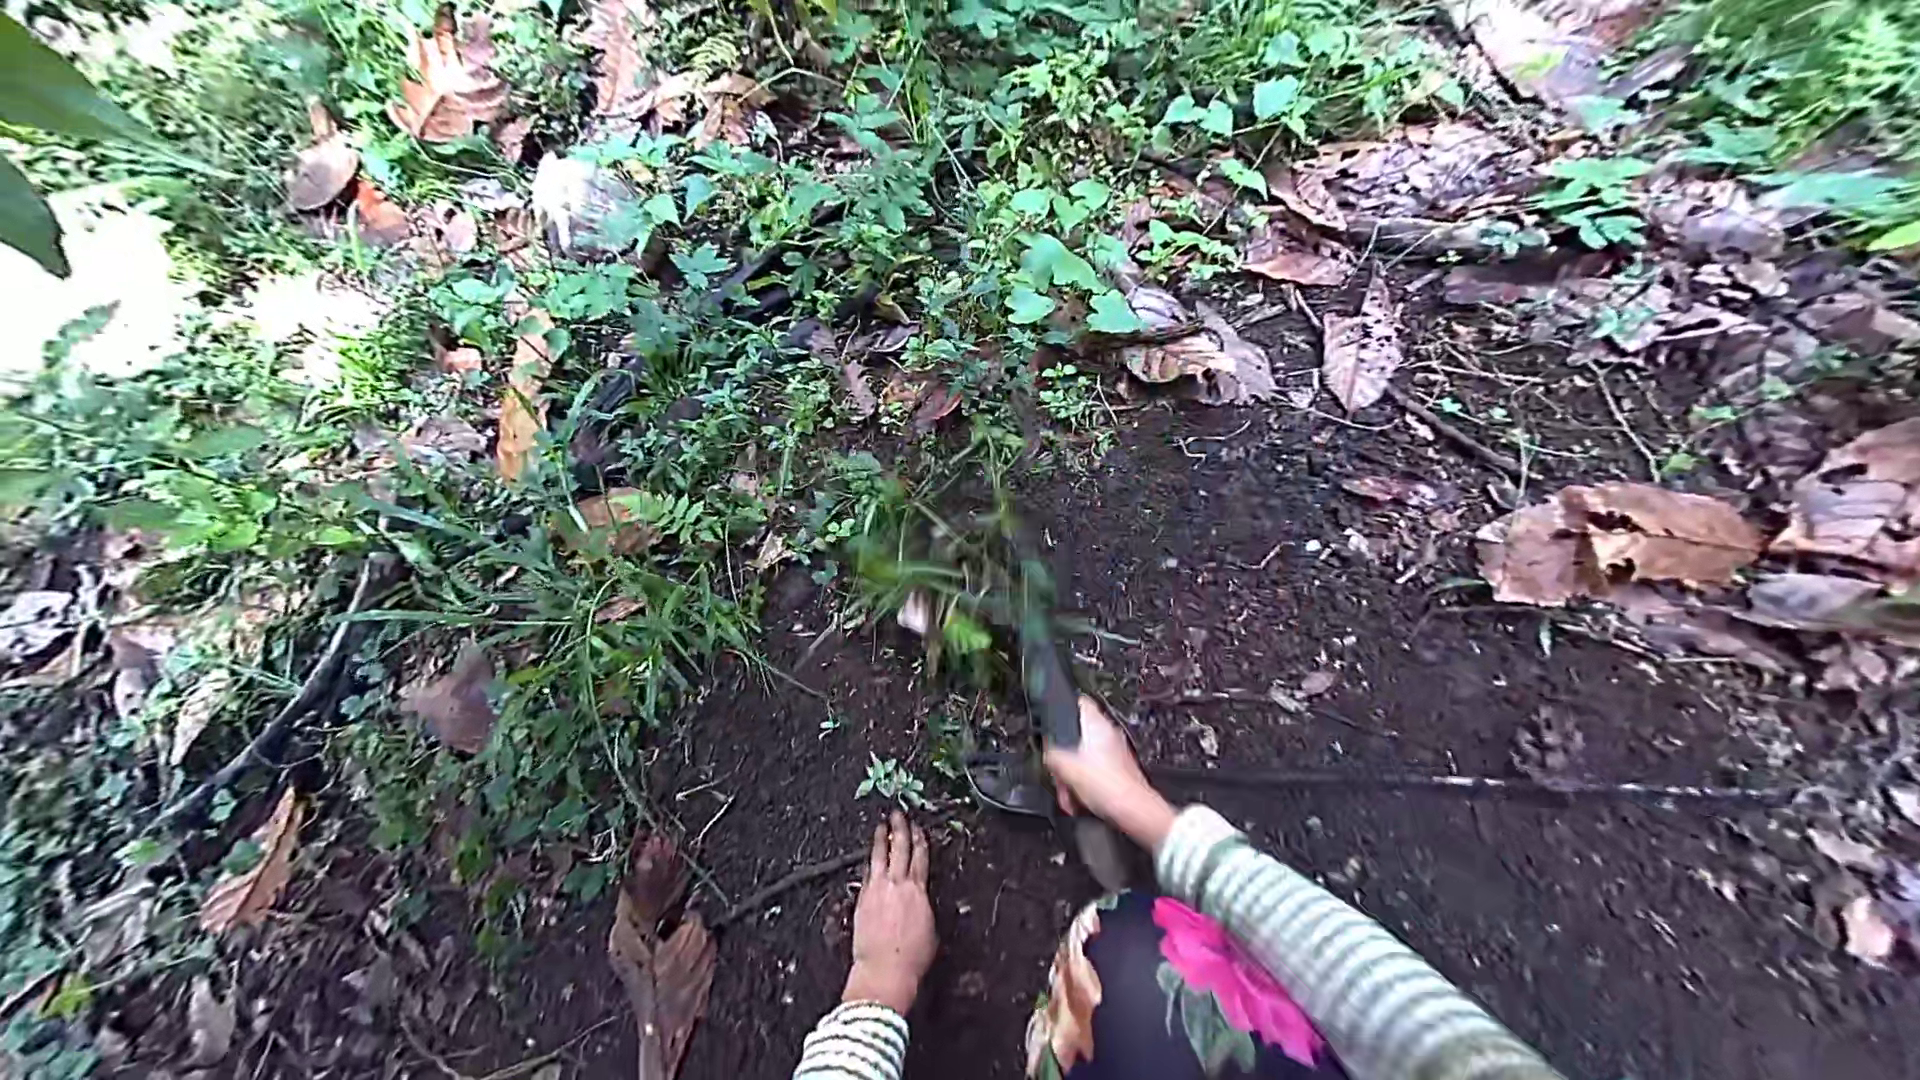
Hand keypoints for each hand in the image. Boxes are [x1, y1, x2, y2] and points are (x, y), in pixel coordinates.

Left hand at [842, 812, 936, 1013]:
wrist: (884, 972)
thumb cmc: (911, 958)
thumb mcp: (930, 930)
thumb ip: (924, 908)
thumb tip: (921, 903)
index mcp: (918, 890)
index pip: (920, 856)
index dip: (919, 839)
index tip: (918, 828)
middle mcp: (898, 884)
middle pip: (899, 848)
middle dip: (900, 828)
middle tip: (899, 814)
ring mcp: (878, 889)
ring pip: (880, 855)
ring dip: (881, 838)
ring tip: (881, 825)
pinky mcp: (863, 899)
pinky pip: (867, 872)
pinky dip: (869, 861)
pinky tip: (869, 856)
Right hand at [1044, 696, 1176, 850]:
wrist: (1135, 811)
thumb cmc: (1109, 786)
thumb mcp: (1066, 767)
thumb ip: (1052, 755)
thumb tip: (1048, 755)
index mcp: (1097, 725)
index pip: (1080, 702)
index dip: (1065, 707)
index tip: (1056, 718)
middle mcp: (1110, 735)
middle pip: (1077, 737)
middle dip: (1064, 758)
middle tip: (1059, 773)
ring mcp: (1116, 753)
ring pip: (1084, 757)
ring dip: (1072, 776)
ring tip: (1068, 794)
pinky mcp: (1120, 771)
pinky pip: (1095, 772)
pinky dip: (1085, 784)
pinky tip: (1079, 801)